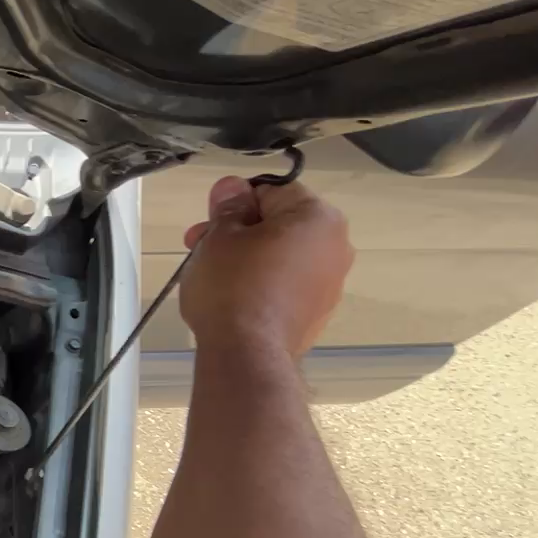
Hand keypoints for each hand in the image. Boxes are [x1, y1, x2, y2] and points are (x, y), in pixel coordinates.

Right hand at [179, 176, 352, 358]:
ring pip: (285, 256)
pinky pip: (288, 286)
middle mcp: (336, 242)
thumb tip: (231, 186)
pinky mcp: (319, 310)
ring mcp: (332, 280)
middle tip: (201, 252)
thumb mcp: (218, 241)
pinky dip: (264, 286)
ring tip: (217, 281)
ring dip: (252, 260)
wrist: (247, 351)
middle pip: (281, 225)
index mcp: (316, 216)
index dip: (234, 204)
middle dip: (240, 234)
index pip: (273, 191)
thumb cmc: (231, 287)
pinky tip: (236, 302)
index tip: (206, 225)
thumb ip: (227, 210)